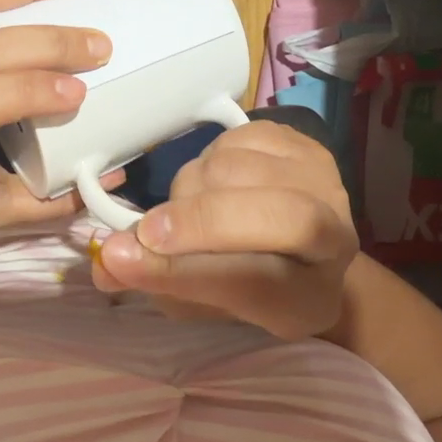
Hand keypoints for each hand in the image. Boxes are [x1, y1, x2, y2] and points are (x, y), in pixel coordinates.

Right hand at [90, 121, 355, 339]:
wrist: (301, 243)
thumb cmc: (249, 284)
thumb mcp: (208, 303)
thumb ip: (160, 283)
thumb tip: (105, 262)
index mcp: (314, 296)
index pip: (255, 281)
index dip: (186, 270)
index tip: (122, 257)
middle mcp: (337, 233)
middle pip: (268, 216)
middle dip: (196, 221)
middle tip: (145, 232)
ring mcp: (320, 177)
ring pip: (239, 169)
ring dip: (191, 189)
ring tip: (187, 211)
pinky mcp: (299, 139)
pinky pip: (235, 138)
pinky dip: (206, 159)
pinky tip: (210, 182)